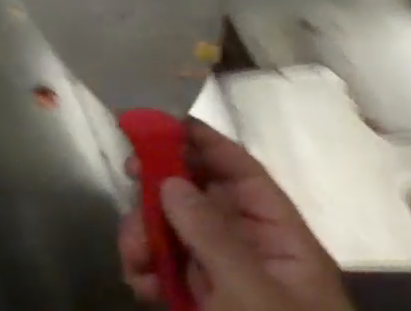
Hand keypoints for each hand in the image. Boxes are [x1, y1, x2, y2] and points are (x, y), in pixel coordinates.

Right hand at [120, 120, 351, 310]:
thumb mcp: (251, 295)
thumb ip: (212, 235)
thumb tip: (171, 178)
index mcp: (283, 244)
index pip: (243, 174)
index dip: (202, 141)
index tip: (153, 118)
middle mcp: (253, 252)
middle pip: (195, 195)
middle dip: (155, 193)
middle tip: (126, 184)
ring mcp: (224, 277)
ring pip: (170, 228)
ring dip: (142, 236)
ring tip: (134, 264)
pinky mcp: (199, 300)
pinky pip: (162, 264)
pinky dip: (143, 267)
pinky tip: (140, 284)